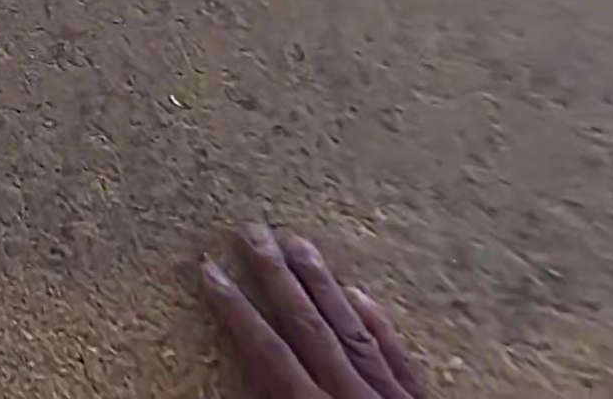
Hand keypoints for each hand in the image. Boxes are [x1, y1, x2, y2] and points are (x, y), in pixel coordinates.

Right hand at [203, 224, 430, 398]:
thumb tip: (211, 389)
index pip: (266, 351)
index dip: (234, 308)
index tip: (207, 267)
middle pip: (308, 326)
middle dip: (275, 275)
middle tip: (252, 229)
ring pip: (353, 332)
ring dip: (322, 284)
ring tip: (297, 240)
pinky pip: (405, 365)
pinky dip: (381, 328)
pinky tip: (362, 295)